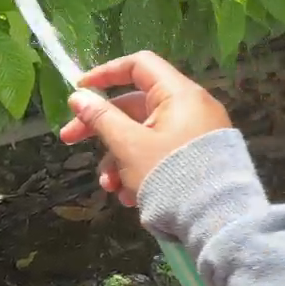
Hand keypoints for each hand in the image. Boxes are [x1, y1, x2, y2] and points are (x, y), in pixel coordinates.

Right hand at [58, 51, 232, 206]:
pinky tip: (129, 196)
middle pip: (133, 106)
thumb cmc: (168, 173)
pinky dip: (137, 169)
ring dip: (116, 158)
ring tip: (109, 187)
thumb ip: (100, 118)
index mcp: (178, 95)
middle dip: (99, 128)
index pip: (138, 66)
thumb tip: (78, 97)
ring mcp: (193, 135)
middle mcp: (189, 109)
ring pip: (141, 135)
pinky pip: (157, 153)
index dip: (105, 73)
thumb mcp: (127, 145)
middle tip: (68, 140)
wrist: (216, 220)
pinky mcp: (194, 158)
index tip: (79, 91)